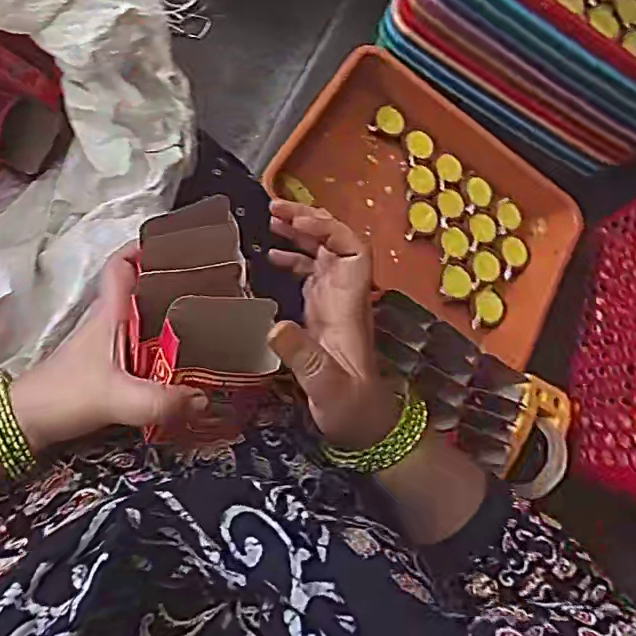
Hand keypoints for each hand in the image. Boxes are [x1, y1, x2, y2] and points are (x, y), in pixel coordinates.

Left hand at [10, 241, 206, 450]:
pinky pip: (144, 347)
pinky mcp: (110, 368)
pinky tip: (183, 361)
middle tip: (207, 287)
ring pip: (144, 319)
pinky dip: (163, 348)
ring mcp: (109, 345)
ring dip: (169, 317)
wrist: (25, 425)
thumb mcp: (114, 397)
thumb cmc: (64, 395)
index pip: (122, 264)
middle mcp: (110, 322)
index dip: (144, 247)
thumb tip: (202, 399)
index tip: (177, 246)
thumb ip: (158, 401)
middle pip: (142, 289)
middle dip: (171, 284)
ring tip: (206, 322)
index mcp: (110, 313)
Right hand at [266, 201, 398, 449]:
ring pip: (323, 254)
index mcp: (349, 305)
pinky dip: (293, 258)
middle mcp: (344, 296)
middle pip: (336, 243)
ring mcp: (334, 302)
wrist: (364, 426)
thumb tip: (274, 325)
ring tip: (271, 219)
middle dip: (309, 220)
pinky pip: (311, 272)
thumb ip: (302, 357)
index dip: (330, 229)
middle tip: (274, 208)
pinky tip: (272, 255)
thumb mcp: (325, 388)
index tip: (299, 222)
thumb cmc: (351, 409)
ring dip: (300, 233)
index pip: (354, 251)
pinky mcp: (322, 313)